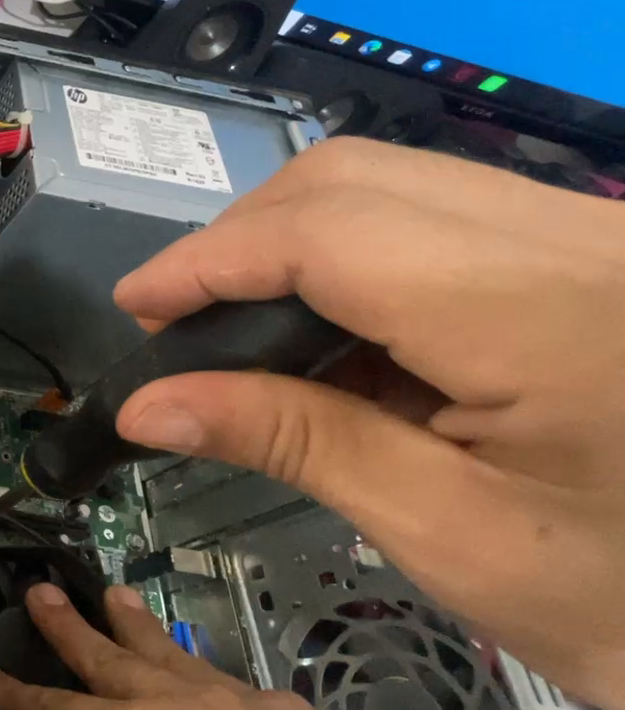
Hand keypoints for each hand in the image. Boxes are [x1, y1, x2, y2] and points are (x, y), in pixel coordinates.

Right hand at [109, 138, 624, 709]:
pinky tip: (329, 339)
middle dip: (235, 241)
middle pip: (350, 178)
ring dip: (282, 247)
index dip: (206, 259)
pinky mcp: (602, 251)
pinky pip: (433, 217)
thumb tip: (144, 408)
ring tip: (240, 336)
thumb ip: (291, 442)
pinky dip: (343, 261)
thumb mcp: (449, 531)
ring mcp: (603, 234)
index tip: (132, 307)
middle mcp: (588, 237)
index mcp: (553, 314)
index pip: (327, 232)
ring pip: (388, 185)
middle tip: (181, 326)